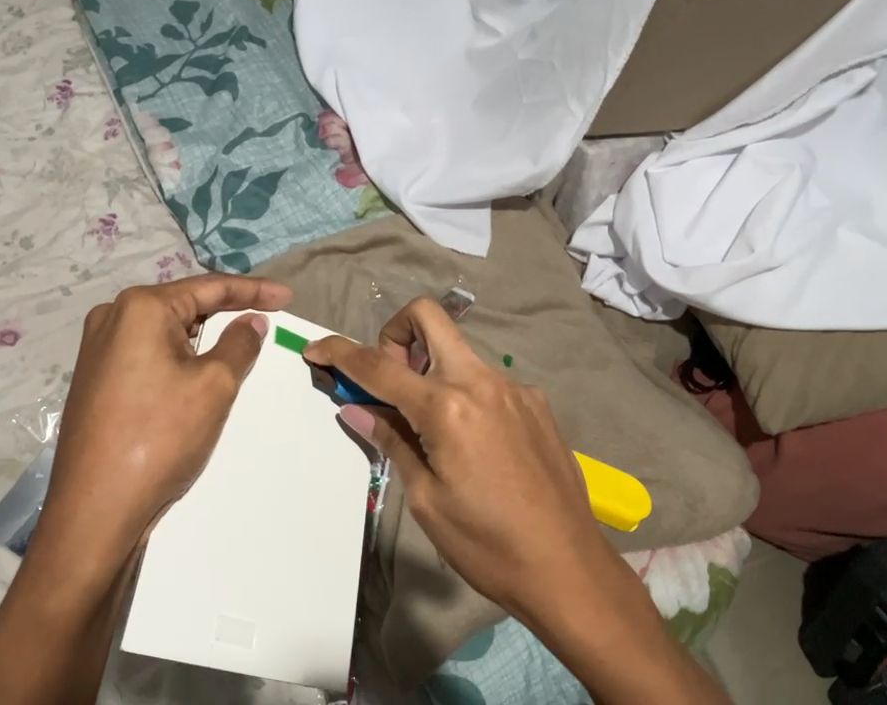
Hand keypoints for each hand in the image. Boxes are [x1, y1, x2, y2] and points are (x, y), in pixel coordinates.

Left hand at [44, 274, 291, 552]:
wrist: (95, 509)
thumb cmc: (159, 438)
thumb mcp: (213, 386)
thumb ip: (239, 344)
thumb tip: (251, 320)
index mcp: (140, 307)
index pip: (208, 287)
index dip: (252, 290)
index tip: (286, 296)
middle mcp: (112, 317)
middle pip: (183, 304)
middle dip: (225, 310)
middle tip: (265, 316)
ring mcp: (97, 349)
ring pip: (165, 330)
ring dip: (201, 336)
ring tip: (237, 344)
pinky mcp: (94, 378)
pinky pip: (147, 352)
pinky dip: (177, 356)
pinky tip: (195, 369)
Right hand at [302, 298, 615, 619]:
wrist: (569, 568)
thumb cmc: (487, 544)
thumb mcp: (426, 499)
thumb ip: (393, 441)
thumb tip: (357, 408)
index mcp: (447, 407)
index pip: (379, 366)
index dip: (341, 353)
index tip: (317, 350)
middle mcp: (482, 382)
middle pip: (428, 317)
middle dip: (395, 333)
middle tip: (389, 381)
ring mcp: (514, 388)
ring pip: (459, 351)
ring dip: (432, 369)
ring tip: (431, 429)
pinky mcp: (536, 403)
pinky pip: (487, 381)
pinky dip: (465, 394)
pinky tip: (474, 446)